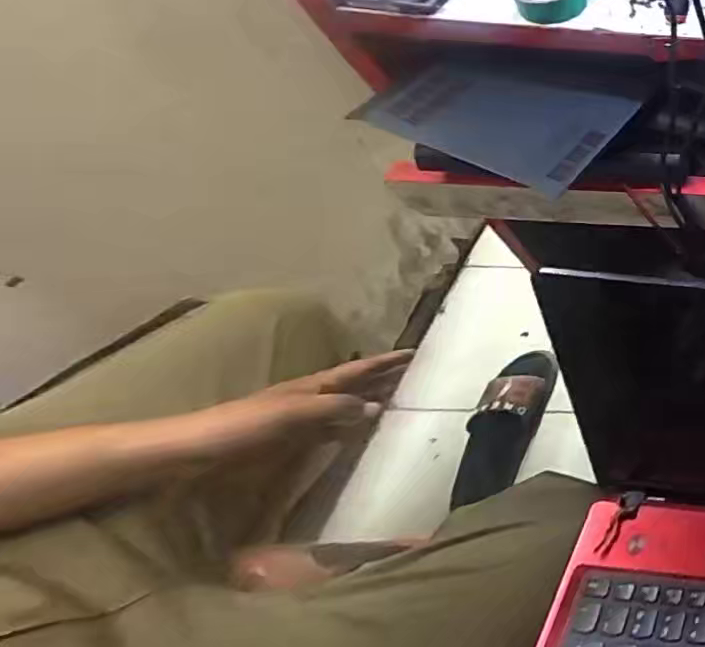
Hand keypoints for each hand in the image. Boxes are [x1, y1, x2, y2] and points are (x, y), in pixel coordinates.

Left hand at [184, 351, 412, 456]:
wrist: (183, 454)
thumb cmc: (240, 425)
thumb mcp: (293, 412)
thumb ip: (335, 408)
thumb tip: (377, 406)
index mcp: (315, 385)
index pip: (361, 368)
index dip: (386, 361)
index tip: (415, 352)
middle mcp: (312, 398)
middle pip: (356, 386)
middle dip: (385, 380)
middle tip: (417, 377)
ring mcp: (299, 421)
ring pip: (345, 408)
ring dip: (370, 405)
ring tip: (397, 404)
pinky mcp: (288, 444)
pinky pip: (330, 432)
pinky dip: (349, 430)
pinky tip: (359, 435)